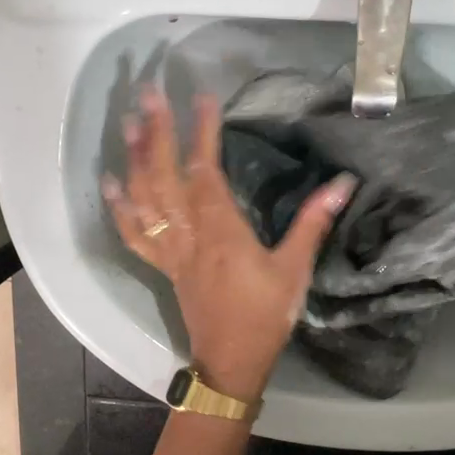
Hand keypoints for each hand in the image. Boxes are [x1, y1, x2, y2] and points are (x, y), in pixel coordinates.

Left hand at [104, 85, 355, 401]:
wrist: (231, 361)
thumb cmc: (266, 316)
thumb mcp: (295, 270)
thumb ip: (313, 223)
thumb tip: (343, 182)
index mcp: (221, 232)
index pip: (205, 172)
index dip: (202, 133)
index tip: (202, 97)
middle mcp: (189, 235)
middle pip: (165, 177)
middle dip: (156, 133)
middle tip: (149, 93)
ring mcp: (171, 251)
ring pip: (145, 199)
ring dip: (135, 159)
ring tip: (129, 122)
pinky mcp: (163, 266)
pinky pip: (135, 234)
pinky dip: (120, 208)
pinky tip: (111, 183)